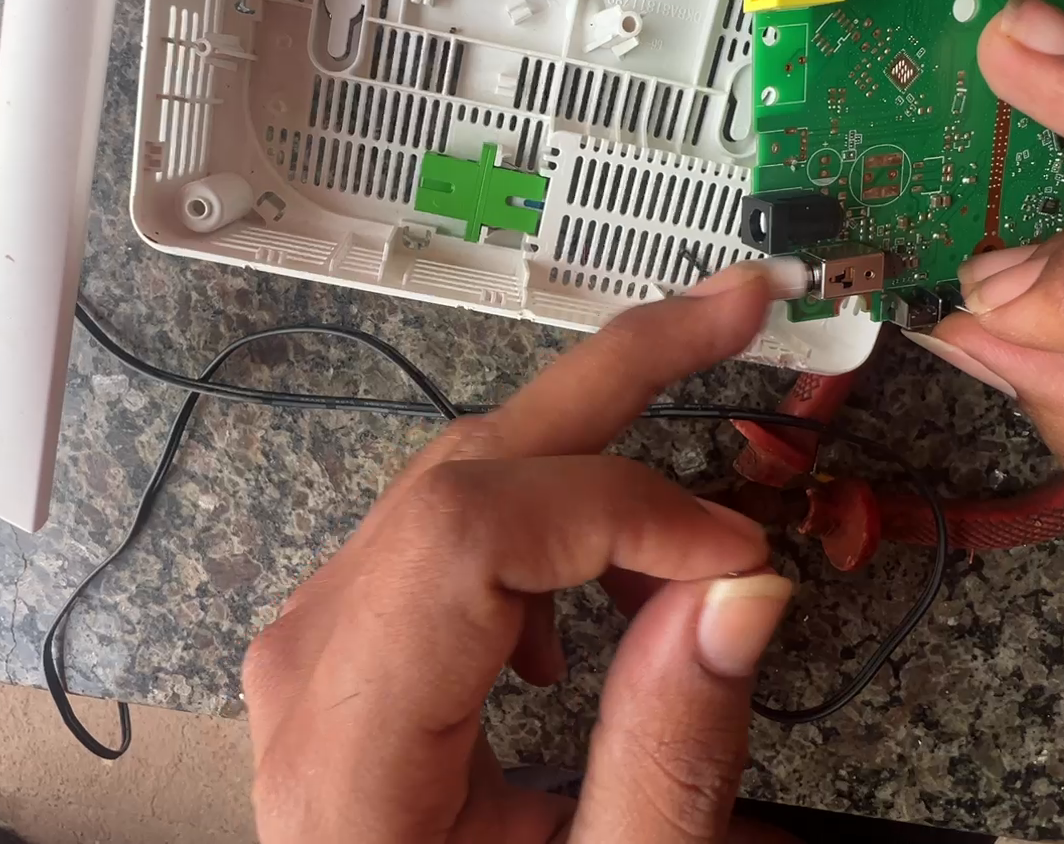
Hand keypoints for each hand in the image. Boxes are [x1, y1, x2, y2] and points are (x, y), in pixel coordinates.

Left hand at [243, 262, 810, 842]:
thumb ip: (667, 756)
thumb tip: (745, 590)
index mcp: (346, 728)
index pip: (472, 525)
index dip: (621, 506)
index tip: (736, 553)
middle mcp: (318, 639)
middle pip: (472, 452)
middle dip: (618, 367)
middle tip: (732, 306)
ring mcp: (330, 615)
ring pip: (472, 471)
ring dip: (597, 459)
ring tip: (697, 528)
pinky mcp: (361, 612)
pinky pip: (463, 521)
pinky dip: (556, 521)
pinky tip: (604, 588)